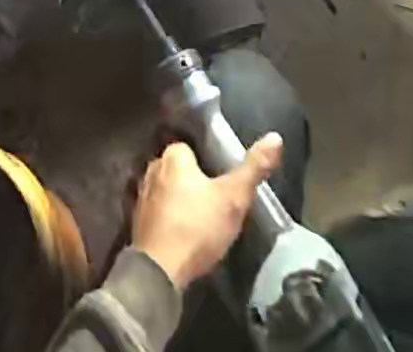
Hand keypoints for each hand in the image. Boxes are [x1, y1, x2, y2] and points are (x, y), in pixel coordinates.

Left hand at [131, 133, 283, 287]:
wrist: (158, 274)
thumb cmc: (197, 226)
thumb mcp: (233, 196)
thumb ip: (254, 167)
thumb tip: (275, 138)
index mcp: (172, 157)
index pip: (189, 147)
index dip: (205, 161)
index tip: (219, 177)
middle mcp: (152, 171)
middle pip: (177, 169)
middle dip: (191, 181)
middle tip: (212, 199)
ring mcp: (141, 199)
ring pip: (165, 192)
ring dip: (178, 202)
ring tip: (199, 218)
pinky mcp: (136, 227)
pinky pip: (156, 215)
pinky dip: (167, 221)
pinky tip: (182, 235)